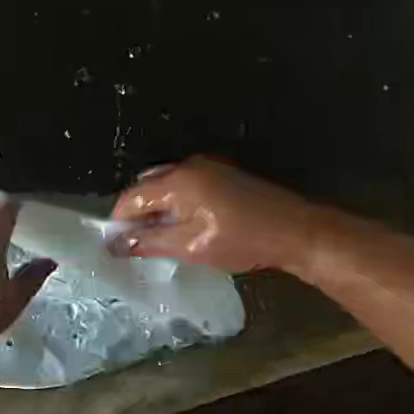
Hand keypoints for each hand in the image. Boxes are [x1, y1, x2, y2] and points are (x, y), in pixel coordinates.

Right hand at [107, 157, 330, 274]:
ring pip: (164, 186)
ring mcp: (207, 167)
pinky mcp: (221, 174)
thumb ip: (148, 242)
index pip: (131, 197)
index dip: (119, 222)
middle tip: (137, 243)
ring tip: (160, 237)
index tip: (117, 247)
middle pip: (145, 187)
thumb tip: (113, 245)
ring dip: (156, 209)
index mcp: (178, 180)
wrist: (300, 232)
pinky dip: (174, 203)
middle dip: (136, 215)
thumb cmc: (243, 240)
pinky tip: (183, 225)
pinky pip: (183, 185)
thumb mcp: (190, 247)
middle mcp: (188, 166)